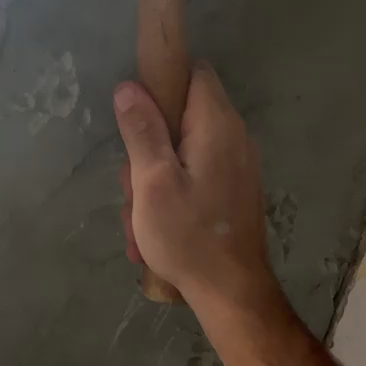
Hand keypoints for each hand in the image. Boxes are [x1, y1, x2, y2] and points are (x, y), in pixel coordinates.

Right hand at [114, 65, 279, 316]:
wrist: (231, 292)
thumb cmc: (188, 237)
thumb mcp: (152, 182)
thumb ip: (142, 131)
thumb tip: (129, 87)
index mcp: (216, 126)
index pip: (193, 72)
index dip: (161, 82)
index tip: (135, 115)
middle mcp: (234, 137)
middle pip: (181, 116)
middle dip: (148, 146)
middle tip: (134, 186)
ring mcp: (236, 165)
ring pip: (181, 151)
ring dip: (153, 179)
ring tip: (141, 219)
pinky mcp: (232, 190)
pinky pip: (193, 176)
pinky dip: (170, 195)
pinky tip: (154, 230)